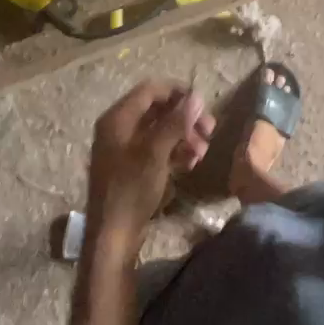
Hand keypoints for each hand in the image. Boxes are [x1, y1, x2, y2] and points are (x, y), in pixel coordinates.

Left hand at [88, 81, 214, 234]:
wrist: (113, 234)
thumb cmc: (131, 189)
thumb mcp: (155, 153)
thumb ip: (175, 123)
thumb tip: (196, 97)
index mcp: (118, 118)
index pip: (151, 90)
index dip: (178, 93)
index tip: (204, 106)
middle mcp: (119, 127)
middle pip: (158, 110)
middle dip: (185, 119)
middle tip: (210, 132)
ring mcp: (125, 147)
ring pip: (160, 130)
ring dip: (184, 137)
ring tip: (202, 153)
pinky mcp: (132, 166)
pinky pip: (157, 148)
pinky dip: (175, 151)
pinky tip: (190, 164)